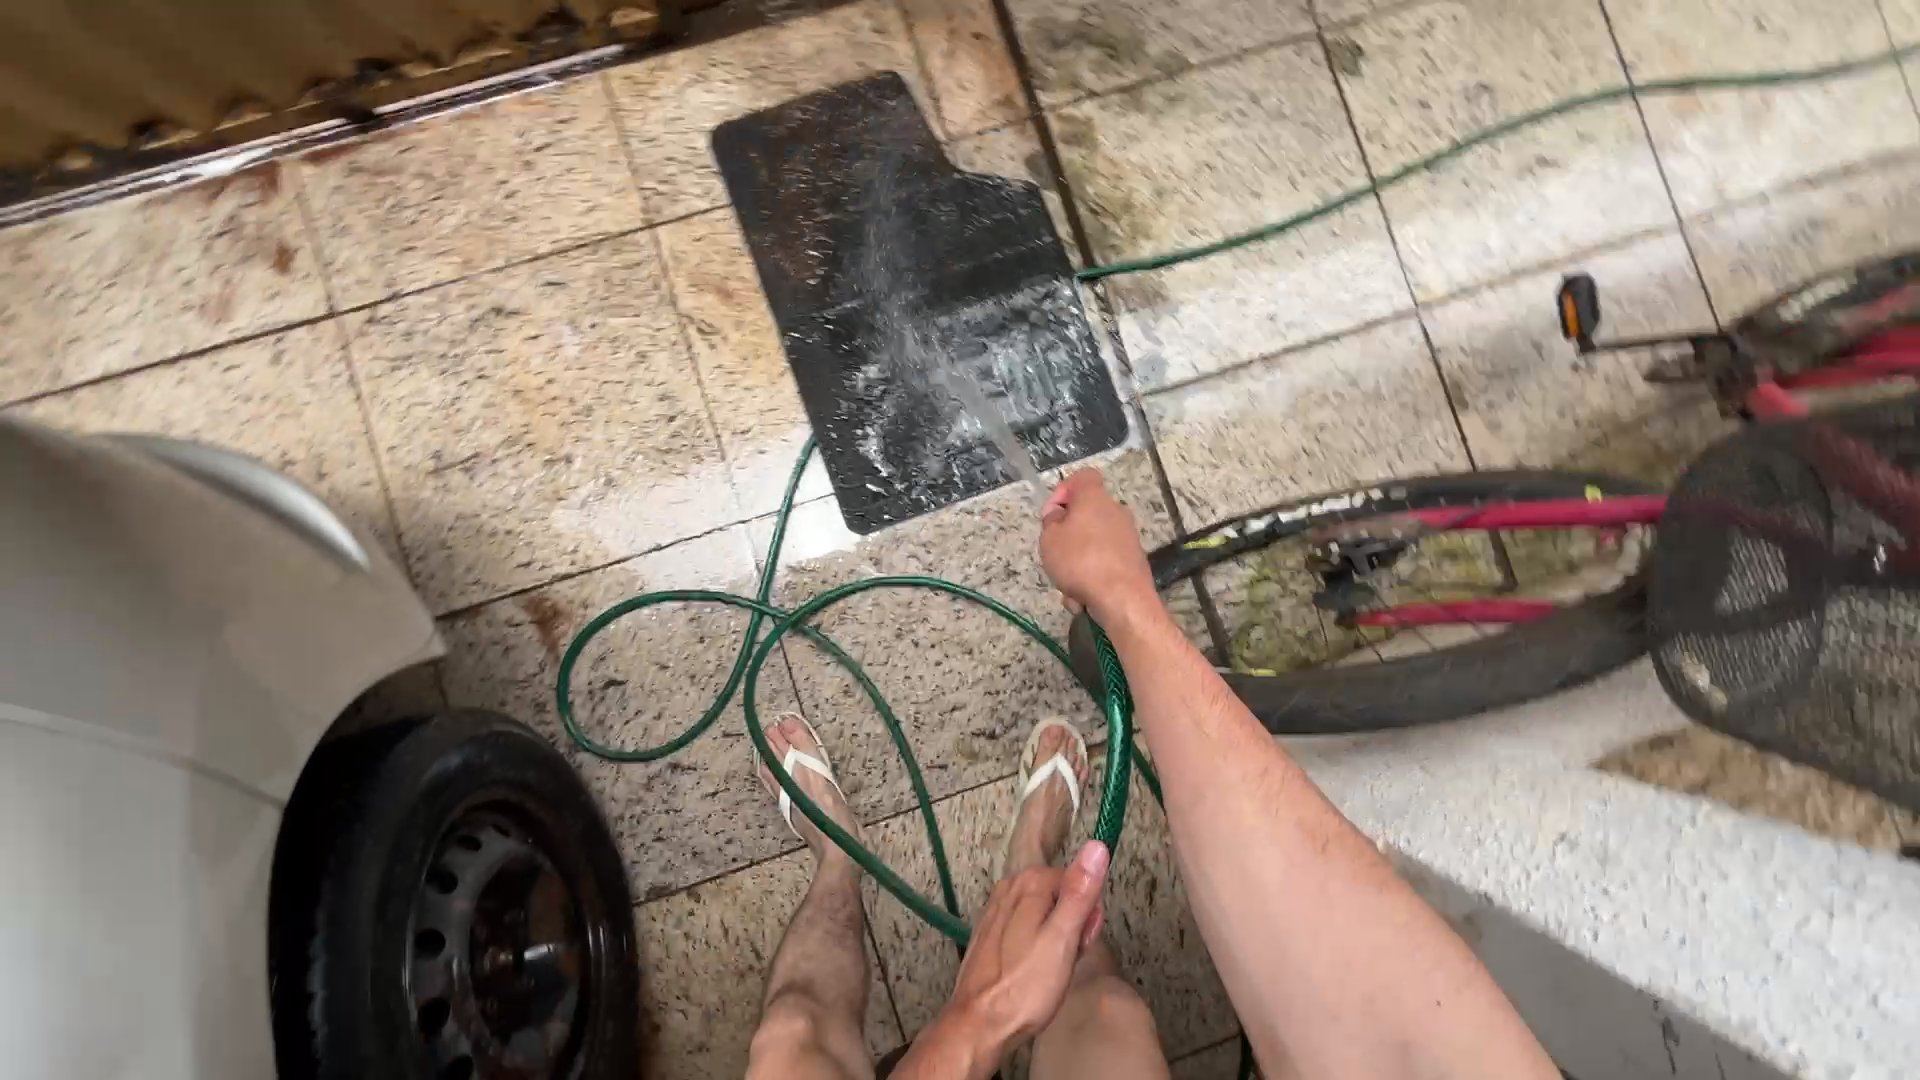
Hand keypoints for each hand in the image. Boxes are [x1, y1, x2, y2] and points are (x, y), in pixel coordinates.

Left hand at [899, 842, 1110, 1078]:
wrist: (979, 1023)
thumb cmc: (1025, 987)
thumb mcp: (1063, 939)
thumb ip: (1080, 892)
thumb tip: (1096, 846)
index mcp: (1029, 882)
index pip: (1079, 882)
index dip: (1087, 915)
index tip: (1082, 942)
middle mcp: (1010, 886)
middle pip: (1061, 896)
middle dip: (1071, 927)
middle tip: (1065, 960)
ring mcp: (997, 908)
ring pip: (1044, 913)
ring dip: (1055, 939)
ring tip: (1050, 970)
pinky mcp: (991, 931)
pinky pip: (1027, 928)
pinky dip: (1036, 947)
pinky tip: (1033, 972)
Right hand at [1039, 470, 1159, 628]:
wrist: (1122, 598)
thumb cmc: (1080, 561)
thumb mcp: (1049, 539)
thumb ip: (1051, 522)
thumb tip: (1059, 516)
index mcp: (1095, 498)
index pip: (1083, 477)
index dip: (1063, 490)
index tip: (1051, 514)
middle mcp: (1116, 511)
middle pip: (1087, 513)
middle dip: (1068, 533)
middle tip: (1054, 551)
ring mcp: (1128, 537)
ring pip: (1093, 543)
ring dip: (1077, 562)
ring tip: (1067, 585)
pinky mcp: (1133, 561)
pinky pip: (1104, 563)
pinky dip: (1092, 577)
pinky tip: (1082, 598)